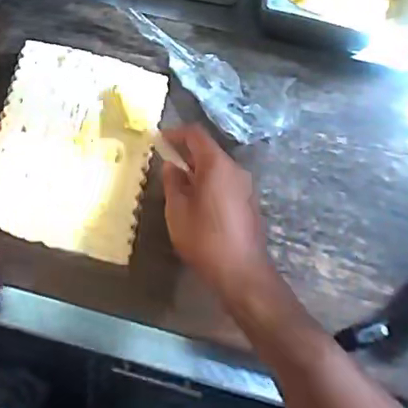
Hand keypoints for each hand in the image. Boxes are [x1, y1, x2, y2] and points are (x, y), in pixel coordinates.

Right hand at [161, 124, 281, 313]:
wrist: (243, 274)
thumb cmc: (205, 239)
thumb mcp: (177, 210)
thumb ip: (172, 182)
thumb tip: (172, 166)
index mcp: (217, 164)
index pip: (195, 134)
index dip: (175, 133)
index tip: (158, 140)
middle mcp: (235, 169)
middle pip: (208, 150)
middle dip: (185, 153)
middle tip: (164, 163)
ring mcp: (246, 186)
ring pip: (217, 167)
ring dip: (197, 170)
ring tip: (177, 185)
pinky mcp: (249, 202)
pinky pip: (225, 182)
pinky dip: (209, 182)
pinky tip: (196, 202)